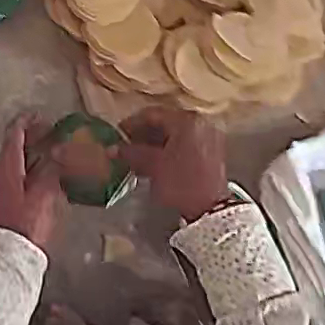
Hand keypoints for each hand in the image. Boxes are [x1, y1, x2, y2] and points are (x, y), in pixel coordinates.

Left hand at [0, 115, 65, 249]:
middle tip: (54, 131)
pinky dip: (36, 166)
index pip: (14, 133)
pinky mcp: (10, 197)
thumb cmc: (26, 222)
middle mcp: (2, 172)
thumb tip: (60, 151)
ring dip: (37, 151)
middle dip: (35, 135)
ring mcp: (4, 185)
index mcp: (7, 166)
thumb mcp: (44, 192)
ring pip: (20, 159)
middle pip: (16, 144)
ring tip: (58, 149)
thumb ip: (53, 168)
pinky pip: (23, 173)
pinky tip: (52, 171)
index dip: (27, 121)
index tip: (41, 115)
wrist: (11, 253)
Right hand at [117, 107, 230, 221]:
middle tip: (126, 144)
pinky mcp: (212, 151)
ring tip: (137, 155)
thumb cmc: (181, 183)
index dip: (132, 123)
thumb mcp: (153, 166)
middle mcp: (200, 123)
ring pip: (175, 133)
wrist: (210, 210)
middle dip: (144, 133)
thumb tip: (113, 148)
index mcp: (186, 120)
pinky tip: (156, 161)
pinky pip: (185, 142)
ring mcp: (209, 136)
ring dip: (155, 142)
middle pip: (165, 122)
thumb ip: (132, 153)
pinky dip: (169, 148)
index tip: (117, 133)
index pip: (153, 114)